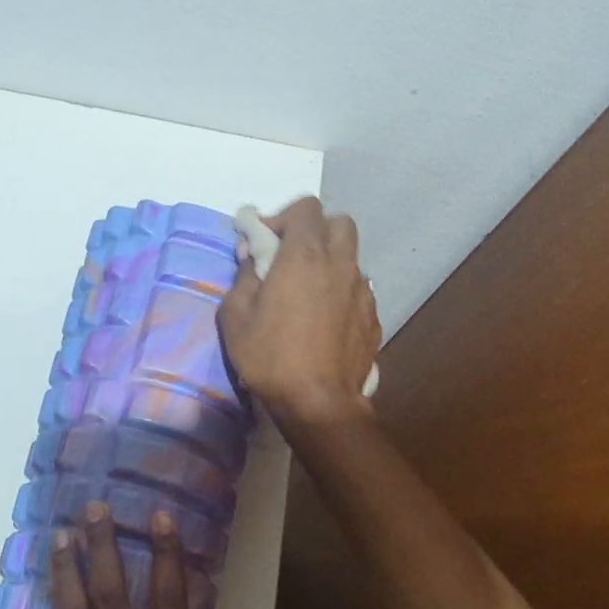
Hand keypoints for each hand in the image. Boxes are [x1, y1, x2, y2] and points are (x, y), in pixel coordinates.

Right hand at [220, 196, 380, 428]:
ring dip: (330, 262)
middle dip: (314, 231)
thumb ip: (243, 276)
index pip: (306, 207)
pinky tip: (324, 320)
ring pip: (351, 257)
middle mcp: (341, 263)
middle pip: (338, 222)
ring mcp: (362, 290)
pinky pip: (357, 290)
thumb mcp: (236, 317)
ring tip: (308, 292)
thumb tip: (249, 255)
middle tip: (291, 258)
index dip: (282, 217)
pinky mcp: (373, 317)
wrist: (318, 402)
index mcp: (306, 254)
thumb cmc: (270, 357)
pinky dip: (341, 292)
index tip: (263, 242)